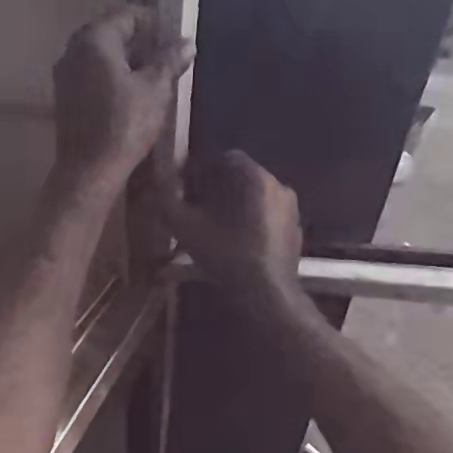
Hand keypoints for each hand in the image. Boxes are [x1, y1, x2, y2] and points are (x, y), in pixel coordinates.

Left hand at [53, 7, 194, 187]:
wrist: (89, 171)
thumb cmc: (124, 125)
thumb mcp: (156, 90)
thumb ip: (170, 61)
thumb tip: (186, 42)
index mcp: (93, 40)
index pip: (126, 15)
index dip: (153, 22)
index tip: (174, 35)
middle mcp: (72, 51)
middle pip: (109, 33)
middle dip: (138, 41)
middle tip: (165, 54)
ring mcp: (65, 75)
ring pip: (99, 56)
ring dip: (125, 60)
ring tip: (153, 75)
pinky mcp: (65, 99)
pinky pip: (91, 75)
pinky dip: (111, 76)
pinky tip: (131, 93)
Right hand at [159, 150, 310, 319]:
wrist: (267, 293)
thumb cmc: (226, 255)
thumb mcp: (186, 228)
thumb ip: (167, 203)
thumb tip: (158, 188)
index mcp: (254, 177)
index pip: (224, 159)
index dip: (200, 172)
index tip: (185, 191)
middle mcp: (278, 185)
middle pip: (240, 178)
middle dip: (214, 190)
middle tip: (194, 211)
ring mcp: (290, 210)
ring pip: (254, 200)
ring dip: (231, 208)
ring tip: (211, 230)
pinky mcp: (294, 232)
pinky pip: (267, 219)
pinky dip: (249, 225)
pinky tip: (235, 246)